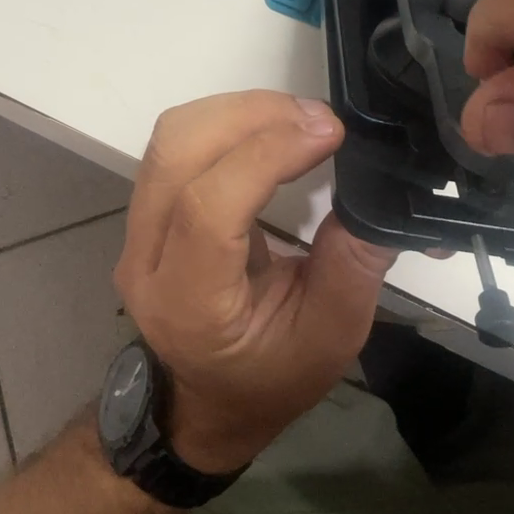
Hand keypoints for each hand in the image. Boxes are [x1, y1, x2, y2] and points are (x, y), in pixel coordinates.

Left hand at [115, 91, 396, 472]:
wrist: (208, 402)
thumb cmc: (270, 379)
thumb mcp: (330, 337)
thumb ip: (352, 265)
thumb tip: (377, 187)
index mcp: (188, 305)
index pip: (207, 209)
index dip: (265, 156)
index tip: (329, 133)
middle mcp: (145, 260)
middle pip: (175, 153)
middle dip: (250, 115)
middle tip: (318, 120)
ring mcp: (136, 231)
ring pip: (170, 138)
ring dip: (237, 111)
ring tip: (298, 121)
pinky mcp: (146, 211)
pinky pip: (176, 146)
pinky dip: (226, 123)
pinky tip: (270, 133)